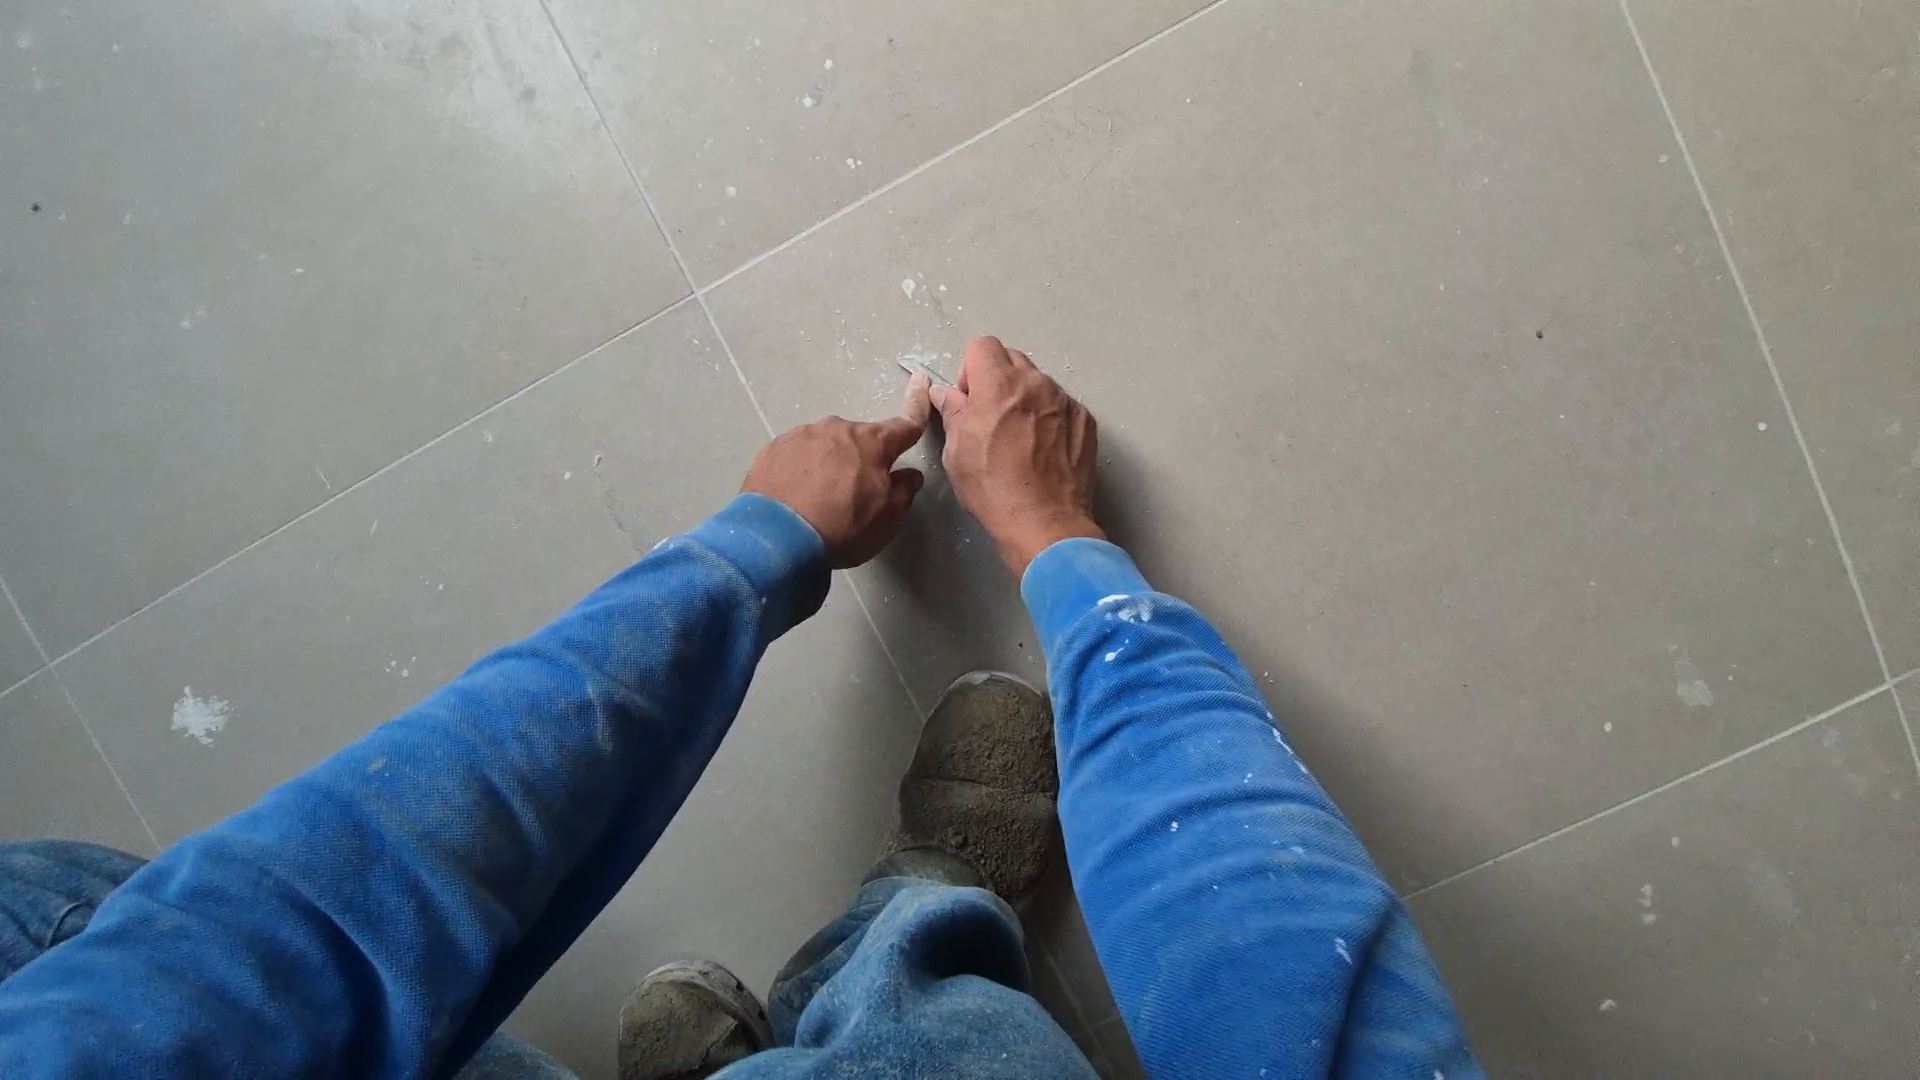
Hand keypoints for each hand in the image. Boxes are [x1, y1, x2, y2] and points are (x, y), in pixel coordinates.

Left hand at [741, 374, 932, 567]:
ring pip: (825, 445)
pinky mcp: (772, 449)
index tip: (920, 380)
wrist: (776, 537)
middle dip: (862, 458)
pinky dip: (801, 470)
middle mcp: (837, 429)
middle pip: (859, 440)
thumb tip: (909, 475)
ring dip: (829, 463)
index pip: (904, 423)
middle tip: (855, 492)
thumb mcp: (888, 518)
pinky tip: (796, 495)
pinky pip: (797, 455)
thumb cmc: (843, 526)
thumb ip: (903, 492)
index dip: (917, 405)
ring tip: (819, 499)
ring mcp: (801, 435)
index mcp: (872, 442)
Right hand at [932, 337, 1103, 576]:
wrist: (1045, 523)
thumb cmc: (993, 489)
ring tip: (1019, 440)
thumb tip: (947, 394)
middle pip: (1012, 359)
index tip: (969, 400)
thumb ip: (953, 412)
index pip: (982, 346)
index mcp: (1000, 384)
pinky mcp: (1086, 422)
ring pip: (1039, 383)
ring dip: (1025, 399)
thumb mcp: (957, 451)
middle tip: (990, 417)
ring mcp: (1066, 402)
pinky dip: (1049, 419)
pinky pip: (1061, 406)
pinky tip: (1042, 452)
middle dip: (997, 379)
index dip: (970, 371)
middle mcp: (1037, 383)